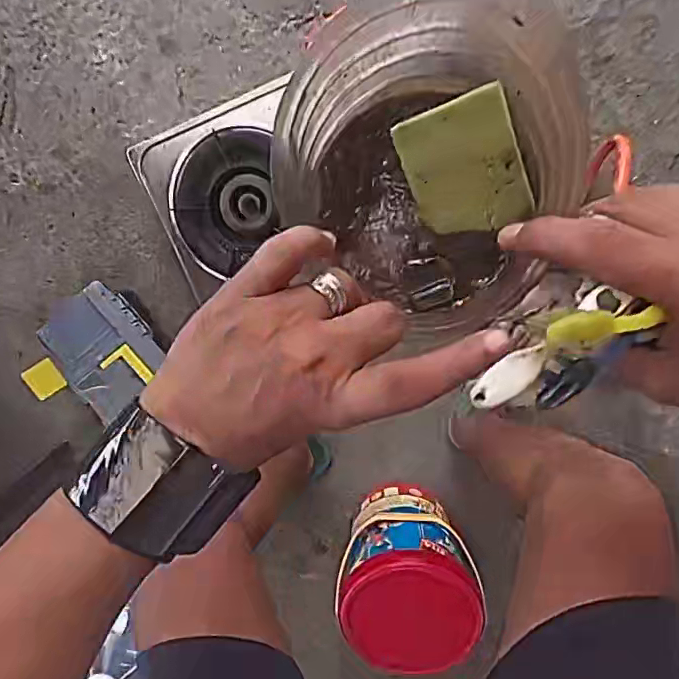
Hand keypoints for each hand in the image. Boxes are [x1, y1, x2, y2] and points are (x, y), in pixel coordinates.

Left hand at [141, 226, 512, 468]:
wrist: (180, 435)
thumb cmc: (249, 436)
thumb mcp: (313, 424)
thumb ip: (349, 382)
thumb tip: (365, 337)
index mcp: (334, 400)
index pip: (411, 382)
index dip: (460, 361)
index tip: (498, 340)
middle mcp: (314, 355)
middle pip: (384, 316)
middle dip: (378, 325)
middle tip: (352, 337)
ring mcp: (276, 319)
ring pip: (341, 284)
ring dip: (341, 296)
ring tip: (314, 312)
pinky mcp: (241, 294)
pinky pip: (286, 251)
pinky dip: (307, 242)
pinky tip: (317, 244)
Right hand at [498, 170, 678, 448]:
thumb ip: (623, 356)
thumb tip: (584, 333)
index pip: (600, 241)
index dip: (547, 235)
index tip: (514, 237)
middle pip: (626, 205)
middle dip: (587, 226)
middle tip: (576, 257)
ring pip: (666, 191)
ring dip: (632, 217)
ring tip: (630, 249)